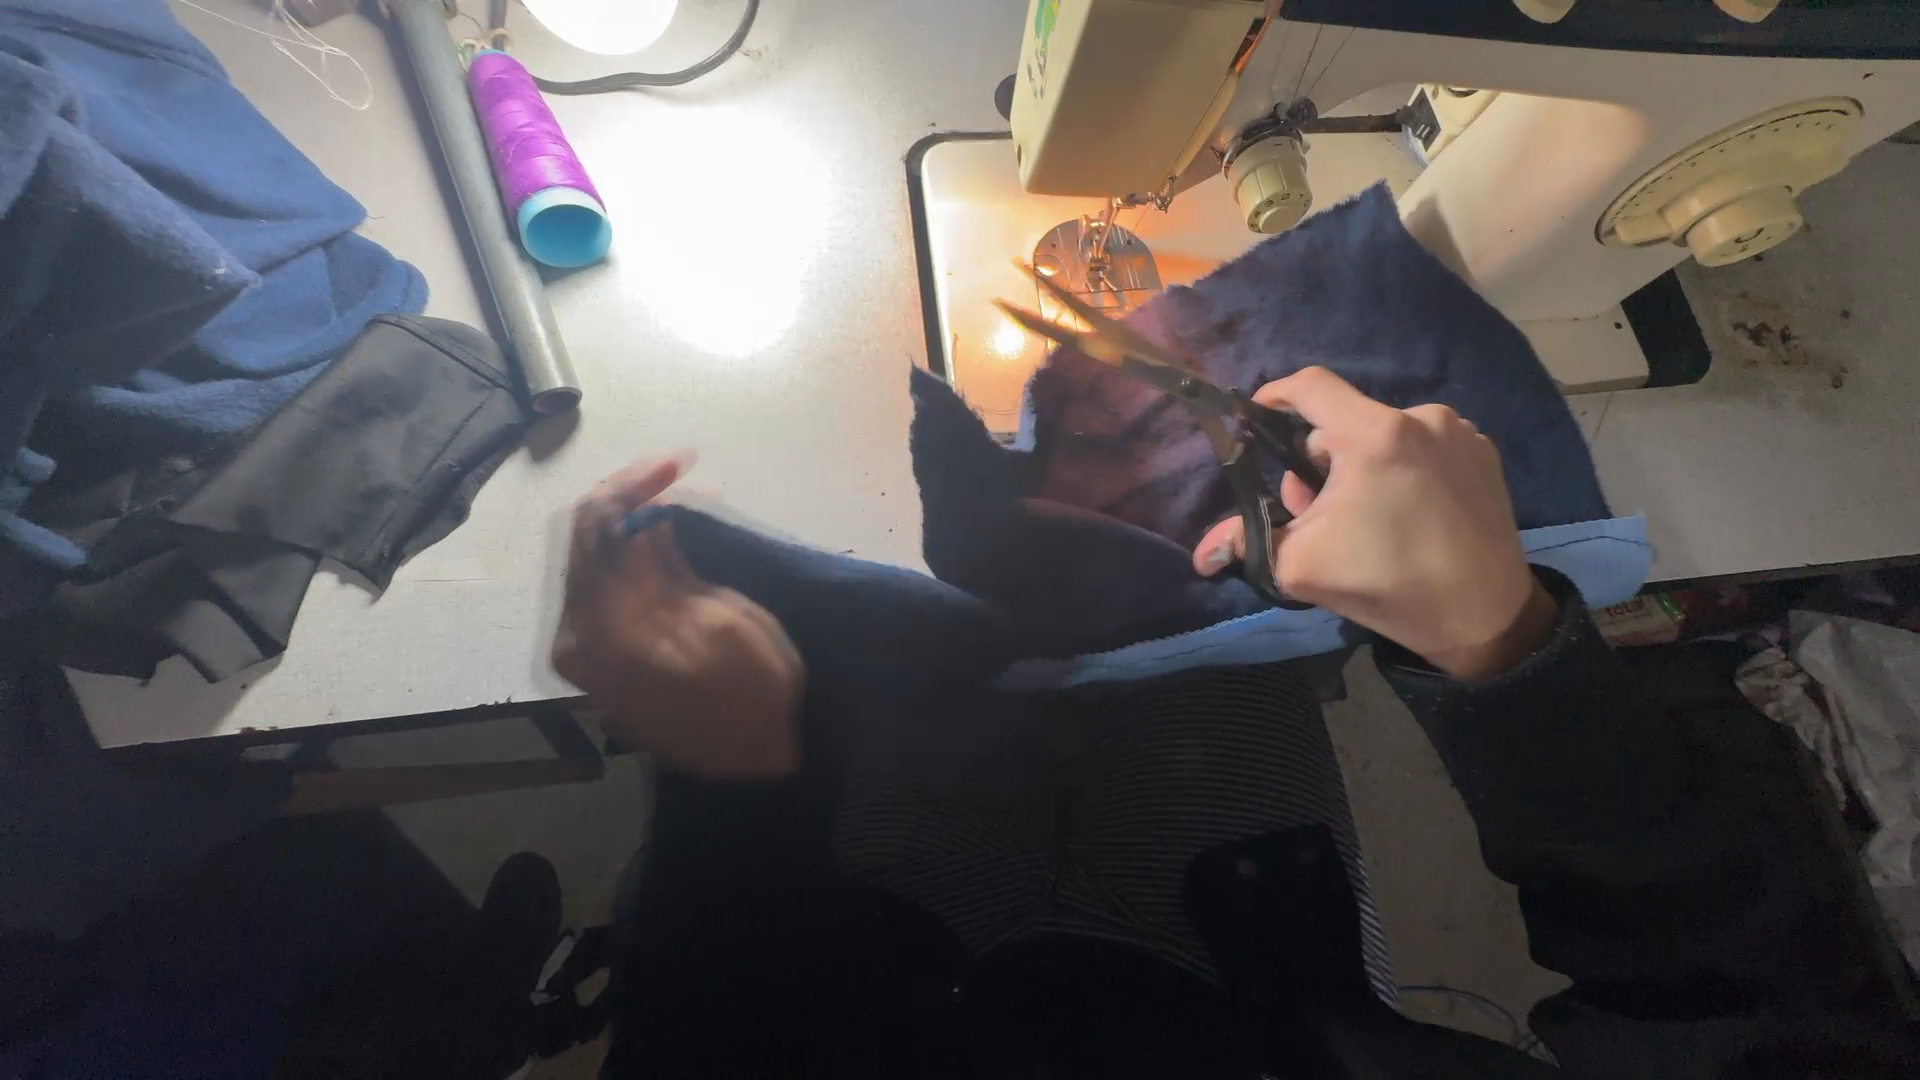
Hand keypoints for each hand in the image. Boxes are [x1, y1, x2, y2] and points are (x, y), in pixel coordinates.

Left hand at [551, 456, 803, 776]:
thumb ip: (672, 564)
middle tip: (676, 470)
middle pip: (584, 538)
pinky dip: (627, 554)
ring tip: (671, 496)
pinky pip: (599, 585)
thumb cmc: (752, 693)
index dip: (638, 482)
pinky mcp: (597, 656)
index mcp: (604, 625)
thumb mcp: (725, 618)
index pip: (599, 525)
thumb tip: (646, 518)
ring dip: (627, 521)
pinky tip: (659, 539)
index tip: (683, 461)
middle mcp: (576, 634)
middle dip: (629, 495)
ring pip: (588, 558)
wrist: (752, 764)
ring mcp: (582, 648)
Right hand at [1191, 368, 1555, 680]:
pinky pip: (1418, 445)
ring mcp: (1458, 433)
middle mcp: (1421, 418)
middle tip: (1313, 510)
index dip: (1273, 395)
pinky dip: (1397, 468)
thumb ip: (1242, 544)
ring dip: (1357, 465)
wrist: (1483, 617)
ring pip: (1380, 434)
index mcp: (1374, 435)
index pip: (1310, 386)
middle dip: (1315, 461)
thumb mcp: (1299, 565)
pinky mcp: (1483, 453)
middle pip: (1342, 421)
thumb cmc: (1384, 583)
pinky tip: (1401, 512)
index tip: (1255, 418)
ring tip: (1362, 516)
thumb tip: (1199, 556)